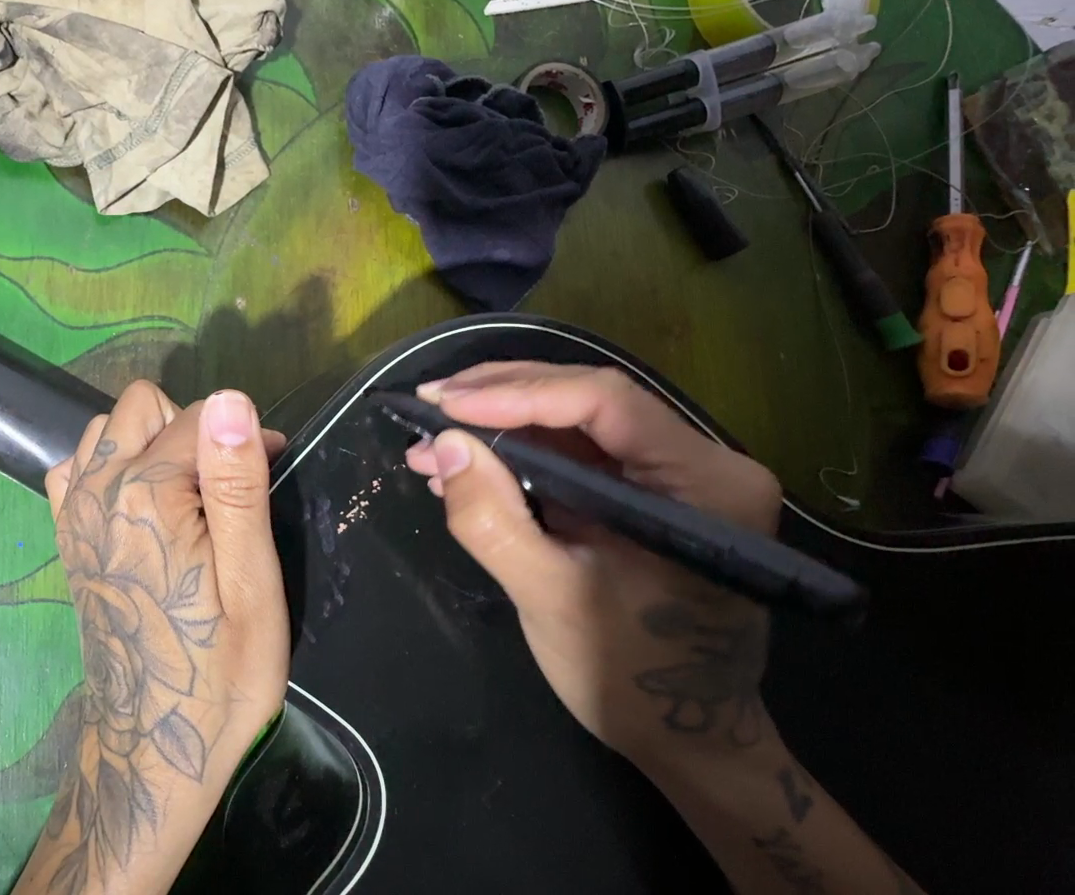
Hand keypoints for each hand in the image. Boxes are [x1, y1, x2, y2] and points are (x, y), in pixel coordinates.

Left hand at [16, 382, 287, 894]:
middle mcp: (96, 489)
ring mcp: (71, 511)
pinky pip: (76, 465)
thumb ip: (235, 484)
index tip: (270, 471)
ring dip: (148, 441)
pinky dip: (109, 465)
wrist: (154, 742)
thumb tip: (230, 399)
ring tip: (184, 496)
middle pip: (141, 404)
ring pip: (106, 428)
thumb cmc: (219, 668)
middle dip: (188, 425)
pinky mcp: (64, 534)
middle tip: (222, 488)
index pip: (199, 415)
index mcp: (145, 493)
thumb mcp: (250, 581)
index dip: (244, 436)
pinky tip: (138, 507)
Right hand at [403, 362, 784, 772]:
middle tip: (427, 402)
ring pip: (571, 423)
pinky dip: (512, 455)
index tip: (444, 405)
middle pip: (587, 401)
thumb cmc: (628, 674)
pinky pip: (571, 456)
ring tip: (428, 442)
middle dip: (499, 398)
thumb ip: (493, 518)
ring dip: (496, 427)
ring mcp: (670, 478)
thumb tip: (444, 442)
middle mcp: (699, 464)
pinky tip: (460, 466)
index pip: (606, 403)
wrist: (683, 738)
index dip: (518, 394)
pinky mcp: (641, 496)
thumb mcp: (549, 595)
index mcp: (705, 484)